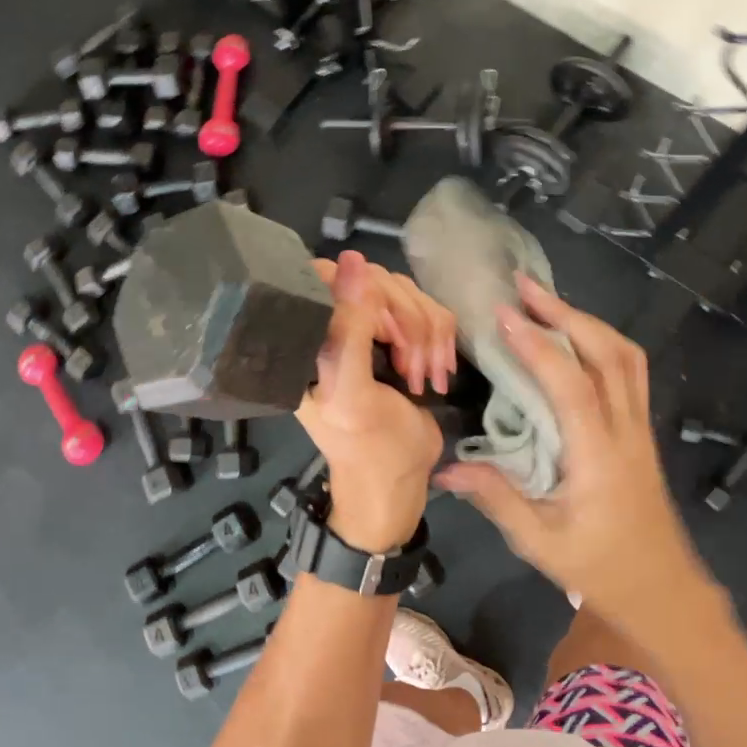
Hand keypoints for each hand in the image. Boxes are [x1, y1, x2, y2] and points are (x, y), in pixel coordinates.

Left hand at [296, 252, 455, 551]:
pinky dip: (439, 340)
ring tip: (424, 379)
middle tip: (412, 370)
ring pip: (406, 292)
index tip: (387, 336)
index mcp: (307, 337)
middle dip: (406, 325)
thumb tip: (352, 261)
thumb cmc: (370, 449)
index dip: (367, 296)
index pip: (330, 276)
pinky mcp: (400, 336)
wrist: (400, 484)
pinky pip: (427, 308)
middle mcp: (334, 325)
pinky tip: (437, 373)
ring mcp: (369, 328)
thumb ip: (349, 330)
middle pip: (376, 280)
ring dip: (426, 336)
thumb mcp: (354, 394)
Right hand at [433, 275, 710, 605]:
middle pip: (608, 354)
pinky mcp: (640, 433)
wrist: (664, 590)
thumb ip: (496, 499)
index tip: (504, 314)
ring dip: (587, 322)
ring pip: (626, 358)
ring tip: (546, 302)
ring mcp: (639, 429)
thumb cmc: (601, 568)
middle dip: (566, 313)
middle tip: (524, 287)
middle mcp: (626, 431)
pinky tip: (574, 340)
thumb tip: (446, 466)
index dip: (538, 345)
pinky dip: (601, 343)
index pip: (571, 385)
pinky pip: (629, 373)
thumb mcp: (541, 543)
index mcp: (599, 456)